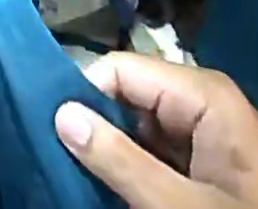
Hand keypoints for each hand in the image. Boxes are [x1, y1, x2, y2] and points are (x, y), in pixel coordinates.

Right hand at [54, 53, 257, 208]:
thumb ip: (120, 161)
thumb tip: (60, 113)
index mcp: (201, 92)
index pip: (119, 70)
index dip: (82, 94)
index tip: (47, 128)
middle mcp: (201, 99)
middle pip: (127, 95)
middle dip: (95, 125)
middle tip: (57, 155)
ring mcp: (207, 131)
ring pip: (138, 126)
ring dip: (112, 151)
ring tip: (78, 174)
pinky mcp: (210, 162)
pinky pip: (158, 151)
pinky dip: (135, 169)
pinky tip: (112, 188)